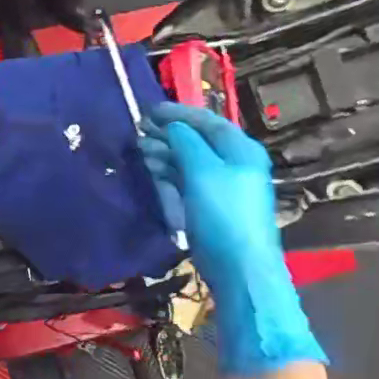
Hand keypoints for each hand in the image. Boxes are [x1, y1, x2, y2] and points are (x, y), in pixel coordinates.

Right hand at [139, 102, 325, 375]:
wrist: (240, 267)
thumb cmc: (223, 216)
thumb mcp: (203, 174)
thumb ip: (187, 144)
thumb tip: (172, 126)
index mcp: (240, 150)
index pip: (207, 121)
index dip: (177, 114)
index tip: (148, 111)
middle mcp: (235, 163)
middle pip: (199, 140)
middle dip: (168, 134)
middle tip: (138, 131)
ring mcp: (224, 186)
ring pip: (192, 161)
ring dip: (166, 153)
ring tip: (140, 150)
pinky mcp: (212, 207)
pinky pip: (189, 180)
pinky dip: (171, 173)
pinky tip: (153, 172)